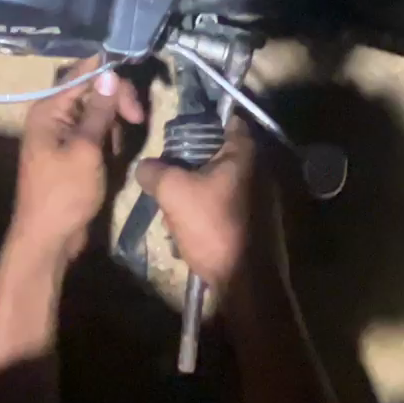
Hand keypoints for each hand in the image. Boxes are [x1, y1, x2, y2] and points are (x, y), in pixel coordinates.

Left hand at [10, 57, 145, 263]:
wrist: (49, 239)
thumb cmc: (64, 193)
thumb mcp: (86, 149)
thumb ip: (99, 110)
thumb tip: (109, 73)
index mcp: (48, 108)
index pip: (83, 73)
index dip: (111, 71)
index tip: (138, 79)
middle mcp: (53, 114)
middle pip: (92, 89)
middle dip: (116, 100)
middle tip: (137, 119)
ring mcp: (62, 132)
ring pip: (97, 110)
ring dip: (113, 123)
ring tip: (116, 149)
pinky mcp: (71, 149)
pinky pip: (95, 131)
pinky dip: (108, 138)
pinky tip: (112, 156)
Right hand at [134, 116, 263, 289]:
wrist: (245, 282)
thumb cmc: (213, 226)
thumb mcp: (173, 192)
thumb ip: (154, 171)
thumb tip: (144, 166)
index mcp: (244, 154)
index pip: (227, 120)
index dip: (202, 120)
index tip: (178, 131)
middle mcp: (258, 170)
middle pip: (218, 153)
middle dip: (190, 162)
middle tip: (167, 171)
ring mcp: (259, 198)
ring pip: (218, 181)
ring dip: (195, 190)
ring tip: (172, 206)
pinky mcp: (255, 222)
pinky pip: (225, 204)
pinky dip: (206, 209)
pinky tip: (187, 228)